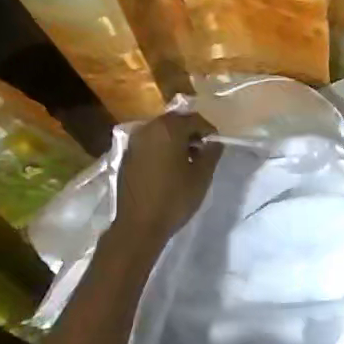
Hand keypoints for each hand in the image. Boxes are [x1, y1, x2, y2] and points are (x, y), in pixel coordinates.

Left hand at [111, 110, 220, 246]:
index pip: (194, 119)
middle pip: (175, 122)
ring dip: (175, 141)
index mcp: (168, 129)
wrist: (139, 224)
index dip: (209, 131)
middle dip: (191, 133)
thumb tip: (215, 142)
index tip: (216, 145)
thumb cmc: (175, 198)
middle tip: (203, 151)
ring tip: (187, 161)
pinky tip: (169, 168)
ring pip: (161, 132)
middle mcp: (148, 129)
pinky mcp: (127, 156)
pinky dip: (161, 149)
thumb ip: (211, 153)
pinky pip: (149, 144)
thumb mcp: (201, 176)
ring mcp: (134, 142)